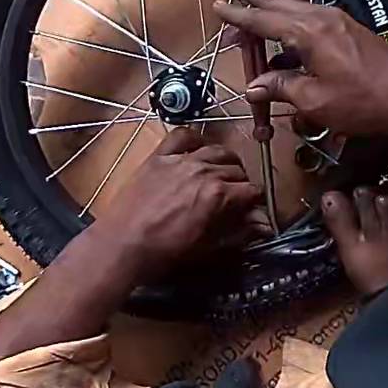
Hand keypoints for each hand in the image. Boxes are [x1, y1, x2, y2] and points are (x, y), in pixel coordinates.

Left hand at [75, 128, 266, 280]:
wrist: (123, 244)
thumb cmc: (165, 251)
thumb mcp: (207, 245)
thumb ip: (239, 231)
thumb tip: (264, 224)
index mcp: (219, 194)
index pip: (252, 191)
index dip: (255, 203)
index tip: (252, 210)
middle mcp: (203, 170)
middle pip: (237, 170)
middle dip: (241, 184)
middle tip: (236, 197)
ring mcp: (180, 160)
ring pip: (216, 150)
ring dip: (225, 162)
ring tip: (222, 174)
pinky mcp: (159, 156)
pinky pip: (182, 136)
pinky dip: (194, 139)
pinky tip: (197, 149)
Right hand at [212, 0, 387, 139]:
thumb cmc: (364, 101)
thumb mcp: (314, 100)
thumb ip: (280, 88)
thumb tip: (255, 87)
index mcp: (309, 33)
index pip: (262, 20)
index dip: (237, 15)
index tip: (218, 5)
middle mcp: (321, 19)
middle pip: (274, 0)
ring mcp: (335, 22)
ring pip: (289, 11)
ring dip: (265, 13)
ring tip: (244, 17)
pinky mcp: (344, 31)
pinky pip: (306, 24)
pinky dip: (286, 31)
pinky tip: (277, 51)